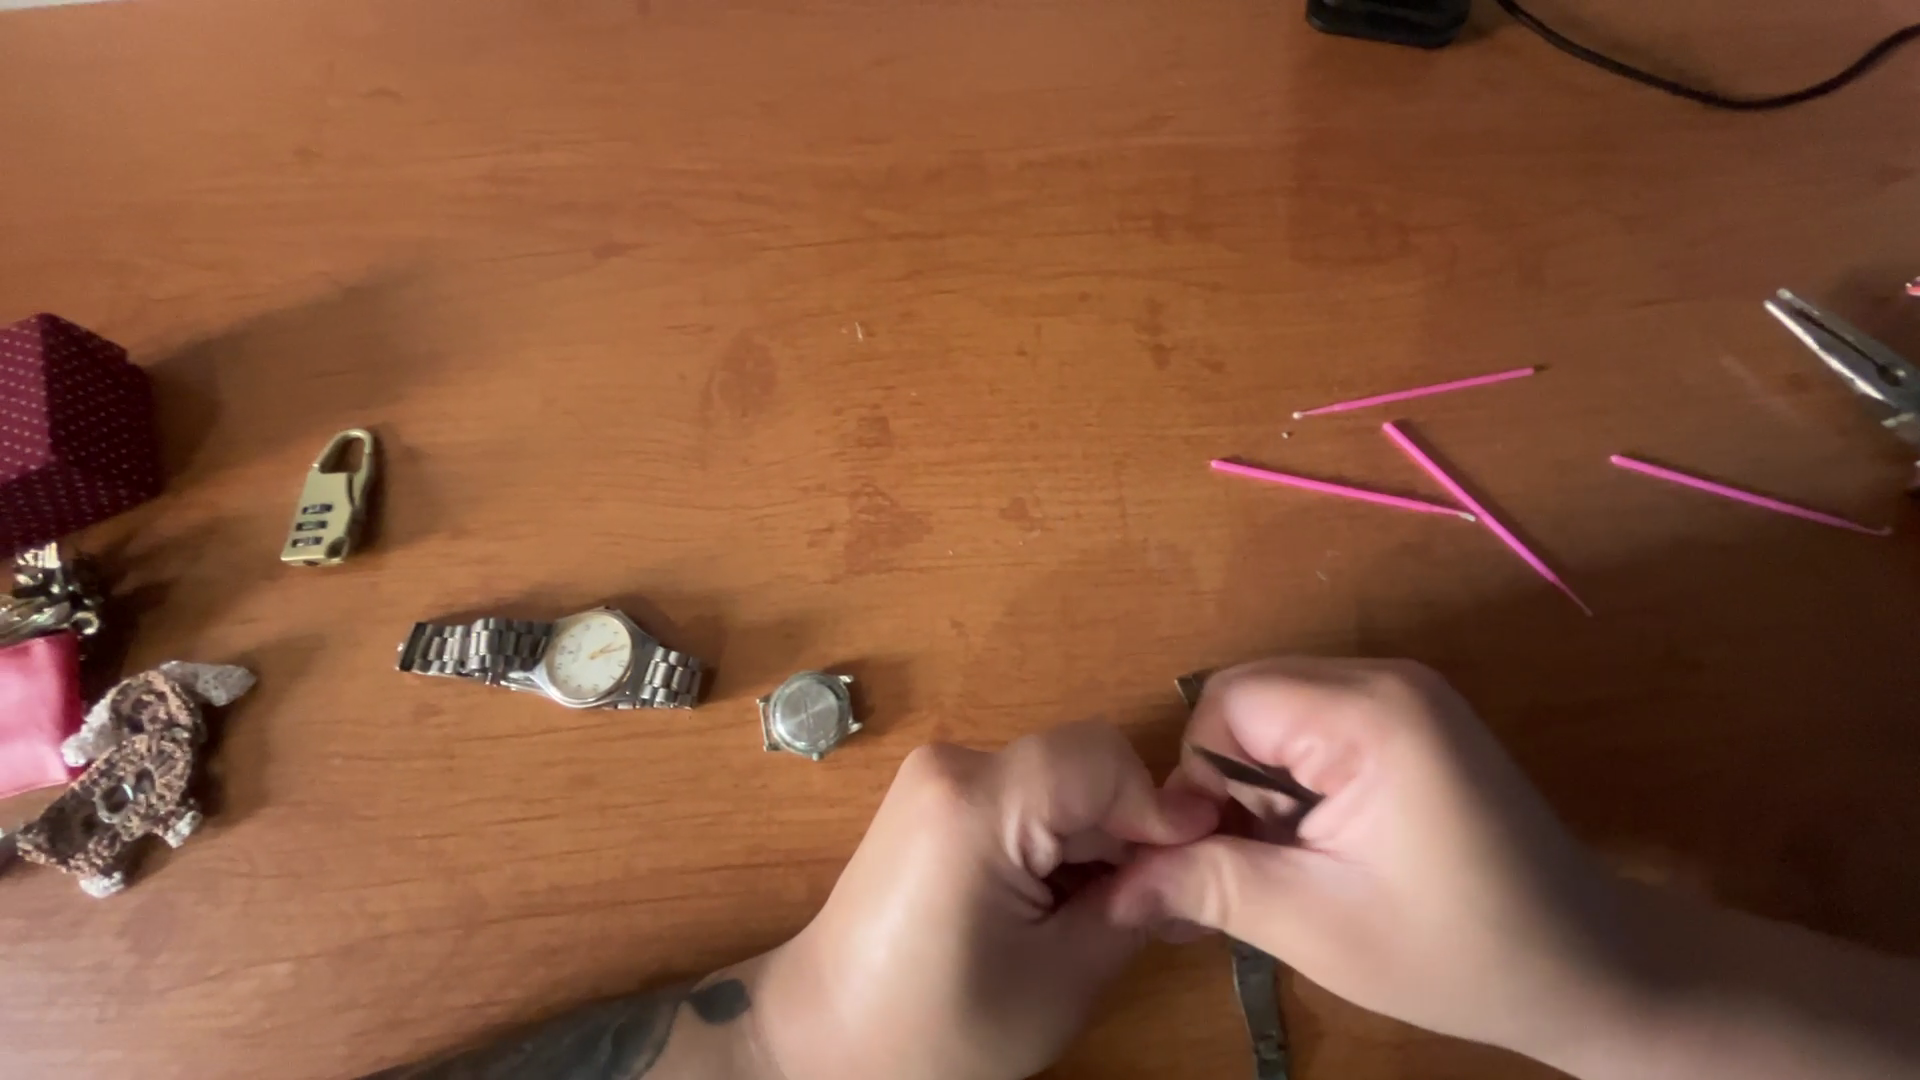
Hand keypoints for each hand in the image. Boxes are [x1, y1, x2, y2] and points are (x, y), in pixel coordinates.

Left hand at [753, 721, 1217, 1079]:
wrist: (826, 1031)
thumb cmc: (938, 1026)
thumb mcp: (1060, 981)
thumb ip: (1136, 909)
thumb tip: (1195, 863)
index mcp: (977, 802)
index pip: (1100, 756)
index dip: (1157, 806)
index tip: (1190, 864)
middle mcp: (954, 763)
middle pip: (1080, 764)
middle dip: (1126, 826)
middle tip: (1147, 902)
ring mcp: (939, 771)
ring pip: (1057, 777)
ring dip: (1092, 833)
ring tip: (1094, 909)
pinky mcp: (935, 789)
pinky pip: (1023, 789)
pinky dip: (1055, 831)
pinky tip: (1051, 892)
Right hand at [1108, 658, 1640, 1061]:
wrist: (1597, 967)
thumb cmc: (1459, 954)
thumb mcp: (1317, 929)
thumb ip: (1207, 886)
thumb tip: (1114, 888)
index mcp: (1370, 715)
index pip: (1226, 704)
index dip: (1202, 776)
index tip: (1222, 850)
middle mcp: (1383, 676)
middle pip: (1244, 696)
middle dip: (1228, 774)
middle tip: (1261, 852)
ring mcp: (1399, 685)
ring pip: (1268, 704)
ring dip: (1256, 773)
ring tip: (1293, 845)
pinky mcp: (1403, 706)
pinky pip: (1303, 714)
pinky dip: (1287, 766)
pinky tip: (1319, 824)